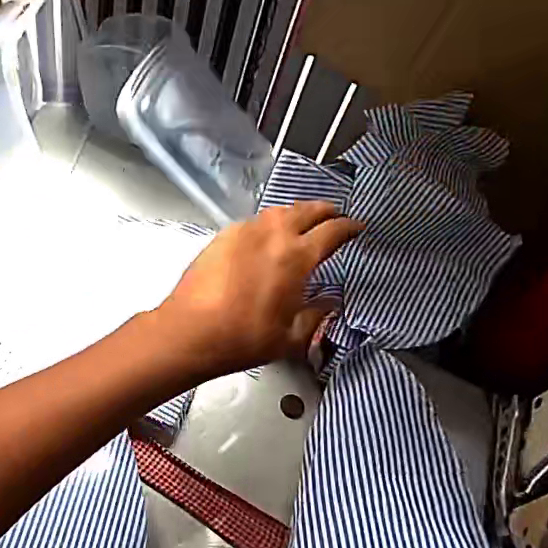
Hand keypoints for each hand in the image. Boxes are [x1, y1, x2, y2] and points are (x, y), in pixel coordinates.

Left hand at [153, 201, 361, 377]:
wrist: (190, 331)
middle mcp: (272, 235)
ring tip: (304, 223)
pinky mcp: (222, 236)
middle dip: (326, 211)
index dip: (349, 227)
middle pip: (307, 210)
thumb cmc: (241, 338)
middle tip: (335, 217)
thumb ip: (316, 317)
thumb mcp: (290, 337)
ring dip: (297, 214)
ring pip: (280, 212)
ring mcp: (245, 231)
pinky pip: (254, 222)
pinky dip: (269, 224)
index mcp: (297, 256)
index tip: (357, 227)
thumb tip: (328, 305)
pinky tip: (267, 237)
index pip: (333, 231)